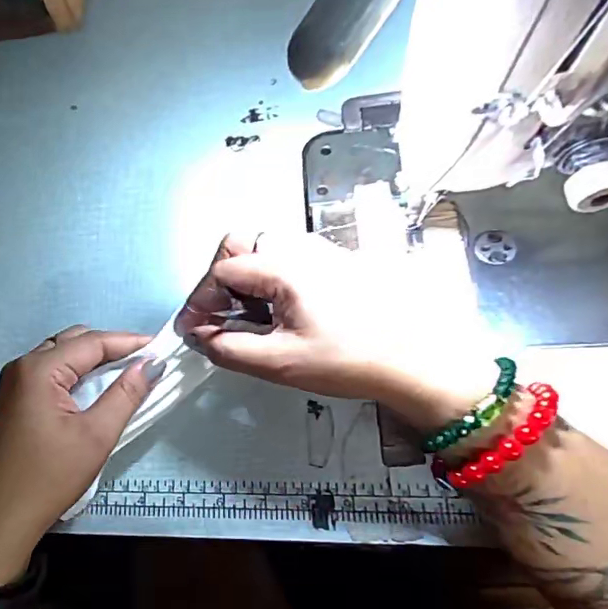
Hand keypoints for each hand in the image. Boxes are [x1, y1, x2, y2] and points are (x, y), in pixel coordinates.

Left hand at [0, 326, 153, 585]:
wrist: (0, 519)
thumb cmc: (50, 477)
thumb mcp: (97, 435)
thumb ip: (126, 394)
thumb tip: (149, 365)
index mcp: (39, 370)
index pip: (91, 342)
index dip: (128, 342)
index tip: (160, 347)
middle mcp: (21, 367)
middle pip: (73, 342)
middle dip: (110, 347)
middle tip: (144, 361)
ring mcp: (12, 385)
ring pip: (59, 356)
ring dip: (92, 361)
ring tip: (125, 373)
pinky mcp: (11, 403)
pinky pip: (49, 375)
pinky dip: (75, 375)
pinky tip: (95, 391)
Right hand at [176, 233, 491, 426]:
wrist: (413, 360)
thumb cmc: (353, 359)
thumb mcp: (280, 362)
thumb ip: (229, 349)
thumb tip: (201, 338)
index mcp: (285, 266)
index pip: (222, 270)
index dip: (200, 300)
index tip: (194, 328)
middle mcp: (302, 248)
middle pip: (241, 246)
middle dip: (220, 281)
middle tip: (220, 319)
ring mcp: (321, 253)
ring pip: (265, 251)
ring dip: (246, 282)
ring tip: (252, 323)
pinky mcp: (336, 264)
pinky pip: (289, 261)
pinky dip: (271, 283)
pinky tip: (281, 317)